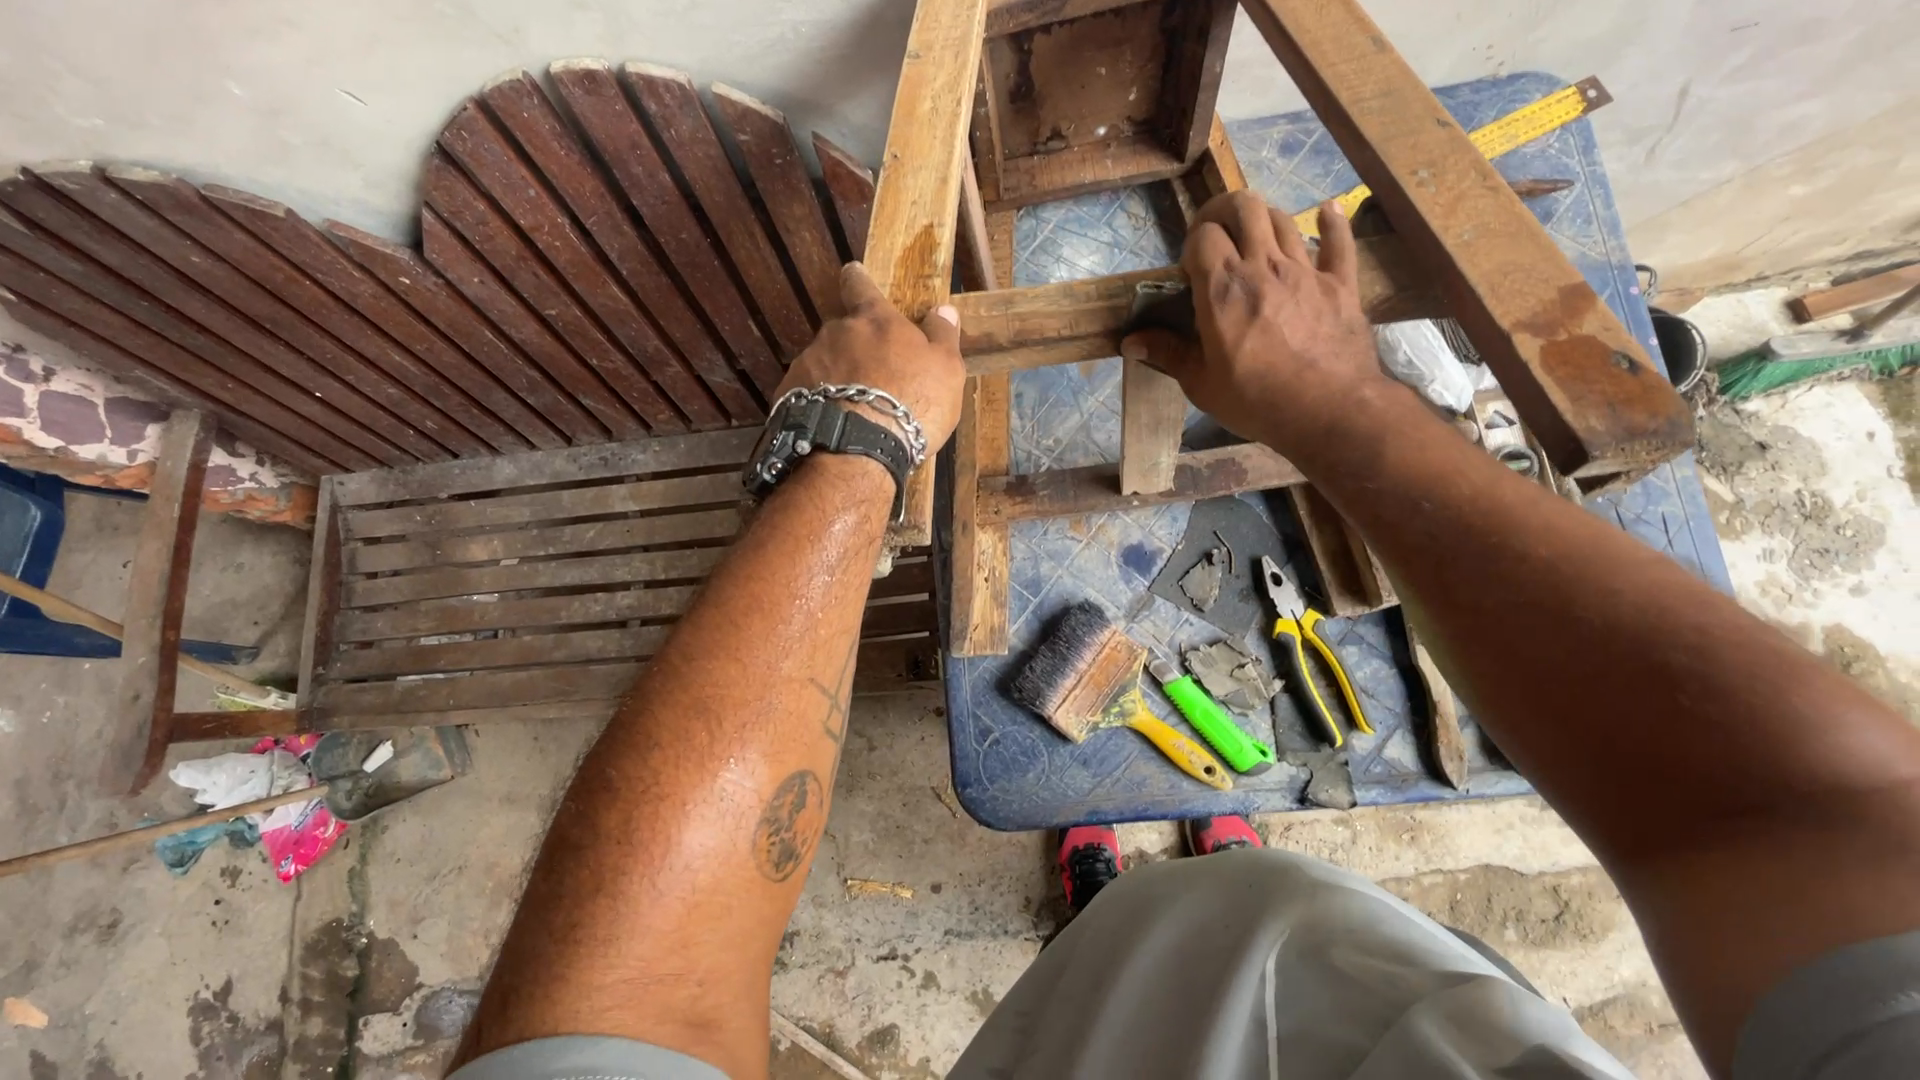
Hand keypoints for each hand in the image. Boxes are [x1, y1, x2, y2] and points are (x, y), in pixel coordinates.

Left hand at [776, 262, 965, 451]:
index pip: (860, 285)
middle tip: (872, 376)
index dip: (858, 279)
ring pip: (824, 362)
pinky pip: (807, 392)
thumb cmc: (912, 402)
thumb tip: (942, 308)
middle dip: (854, 346)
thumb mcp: (946, 370)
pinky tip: (834, 424)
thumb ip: (943, 336)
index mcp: (874, 319)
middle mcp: (835, 332)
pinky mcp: (789, 394)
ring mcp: (808, 362)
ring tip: (854, 410)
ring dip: (836, 377)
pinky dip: (819, 403)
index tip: (853, 273)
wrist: (858, 449)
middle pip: (843, 330)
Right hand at [1120, 191, 1389, 453]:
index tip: (1190, 268)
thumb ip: (1168, 353)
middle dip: (1224, 211)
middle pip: (1244, 206)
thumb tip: (1130, 343)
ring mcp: (1305, 271)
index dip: (1192, 242)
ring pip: (1283, 219)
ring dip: (1264, 219)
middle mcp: (1263, 266)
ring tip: (1255, 238)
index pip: (1202, 234)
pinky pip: (1338, 241)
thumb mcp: (1201, 383)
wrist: (1328, 411)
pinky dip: (1332, 222)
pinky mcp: (1340, 284)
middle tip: (1217, 234)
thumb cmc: (1256, 400)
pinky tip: (1327, 211)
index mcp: (1223, 288)